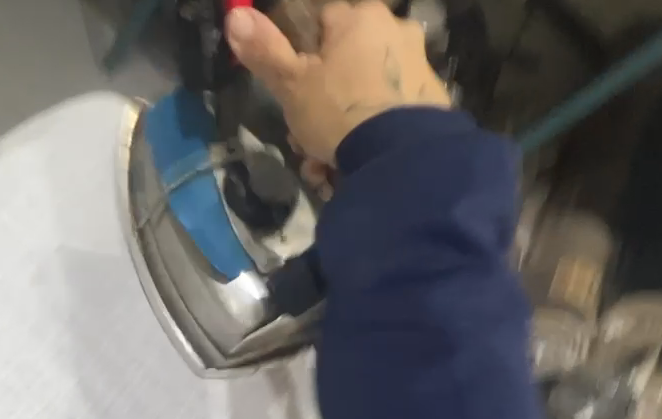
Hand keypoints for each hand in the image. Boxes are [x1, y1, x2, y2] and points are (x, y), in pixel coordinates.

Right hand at [228, 0, 450, 165]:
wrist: (396, 150)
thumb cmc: (337, 108)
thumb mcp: (290, 83)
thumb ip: (265, 51)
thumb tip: (234, 15)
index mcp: (360, 17)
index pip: (320, 21)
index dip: (300, 54)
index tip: (290, 86)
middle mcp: (394, 28)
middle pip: (341, 61)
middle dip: (318, 98)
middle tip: (302, 133)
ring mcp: (414, 62)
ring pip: (360, 90)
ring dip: (336, 123)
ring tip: (322, 158)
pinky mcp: (426, 96)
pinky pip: (382, 110)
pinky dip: (363, 132)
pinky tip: (348, 159)